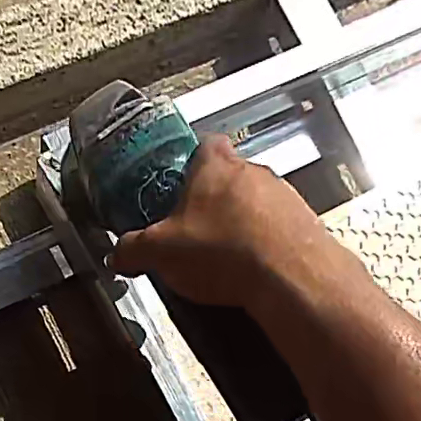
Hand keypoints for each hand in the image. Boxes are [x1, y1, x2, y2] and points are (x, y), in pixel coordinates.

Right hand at [107, 136, 359, 313]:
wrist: (287, 275)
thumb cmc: (221, 250)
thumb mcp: (160, 252)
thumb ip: (133, 250)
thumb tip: (117, 255)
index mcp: (214, 166)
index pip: (201, 145)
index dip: (188, 163)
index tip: (177, 186)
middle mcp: (252, 170)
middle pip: (227, 177)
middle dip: (210, 202)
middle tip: (192, 232)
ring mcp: (283, 195)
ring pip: (253, 203)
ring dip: (238, 224)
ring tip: (222, 259)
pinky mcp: (303, 223)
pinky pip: (275, 228)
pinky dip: (261, 244)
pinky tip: (249, 270)